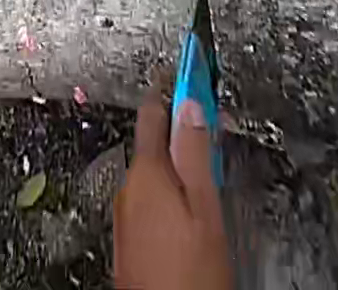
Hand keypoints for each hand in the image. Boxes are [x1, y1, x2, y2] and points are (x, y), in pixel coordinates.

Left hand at [113, 85, 230, 288]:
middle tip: (213, 132)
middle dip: (180, 134)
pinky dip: (168, 193)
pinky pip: (148, 198)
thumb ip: (196, 154)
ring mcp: (124, 214)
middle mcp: (127, 187)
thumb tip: (191, 104)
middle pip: (154, 143)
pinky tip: (189, 214)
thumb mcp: (205, 210)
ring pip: (152, 173)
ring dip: (175, 167)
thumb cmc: (190, 276)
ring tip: (207, 180)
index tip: (186, 68)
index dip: (172, 87)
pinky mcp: (127, 238)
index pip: (153, 112)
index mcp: (147, 173)